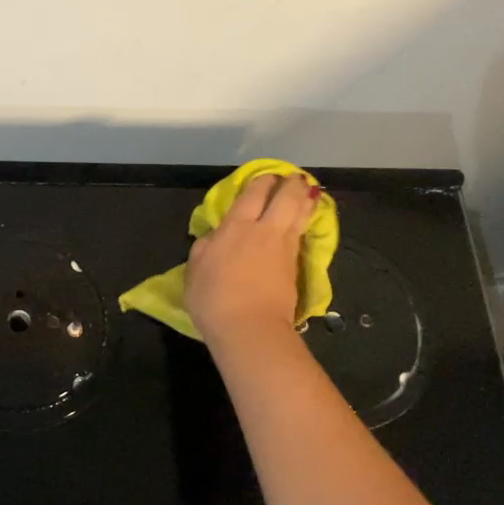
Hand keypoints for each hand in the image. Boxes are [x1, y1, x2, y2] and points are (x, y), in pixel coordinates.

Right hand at [185, 172, 318, 345]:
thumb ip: (205, 248)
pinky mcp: (296, 267)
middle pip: (284, 198)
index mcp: (235, 227)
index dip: (261, 181)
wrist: (250, 328)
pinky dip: (306, 222)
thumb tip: (214, 238)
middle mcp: (264, 230)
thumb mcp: (195, 271)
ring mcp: (284, 248)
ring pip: (300, 214)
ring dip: (305, 200)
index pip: (253, 194)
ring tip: (308, 191)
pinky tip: (305, 220)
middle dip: (290, 184)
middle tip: (293, 177)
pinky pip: (302, 235)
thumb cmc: (214, 299)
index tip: (266, 176)